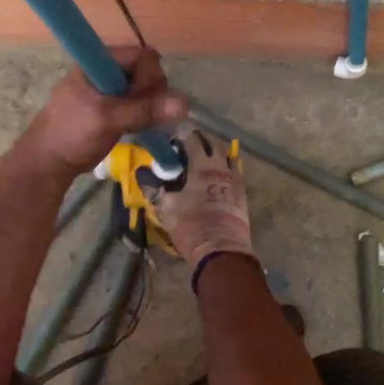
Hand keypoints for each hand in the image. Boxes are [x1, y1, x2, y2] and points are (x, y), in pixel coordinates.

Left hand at [22, 46, 185, 174]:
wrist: (47, 162)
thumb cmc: (71, 134)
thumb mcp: (108, 119)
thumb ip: (145, 110)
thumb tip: (184, 104)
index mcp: (100, 61)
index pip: (142, 56)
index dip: (150, 77)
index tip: (143, 100)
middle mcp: (107, 69)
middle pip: (148, 71)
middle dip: (151, 94)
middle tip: (141, 116)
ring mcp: (110, 87)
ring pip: (146, 88)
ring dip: (150, 106)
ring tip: (139, 125)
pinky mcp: (113, 104)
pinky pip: (139, 101)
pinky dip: (145, 113)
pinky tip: (141, 127)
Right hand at [156, 125, 253, 279]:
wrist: (221, 249)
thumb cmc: (191, 225)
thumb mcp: (166, 207)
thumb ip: (153, 187)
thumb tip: (141, 172)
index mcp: (203, 165)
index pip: (194, 140)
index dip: (184, 136)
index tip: (175, 136)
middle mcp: (222, 166)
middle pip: (213, 145)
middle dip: (201, 141)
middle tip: (188, 146)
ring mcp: (235, 179)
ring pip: (227, 157)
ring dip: (216, 154)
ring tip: (203, 160)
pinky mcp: (242, 193)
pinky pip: (234, 173)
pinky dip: (225, 169)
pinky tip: (216, 177)